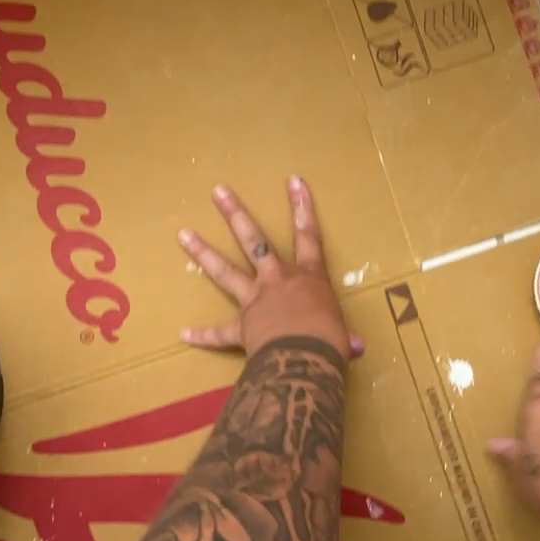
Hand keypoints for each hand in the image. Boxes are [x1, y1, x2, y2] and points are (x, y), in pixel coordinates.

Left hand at [177, 177, 358, 358]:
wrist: (301, 360)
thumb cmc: (329, 341)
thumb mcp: (341, 334)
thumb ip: (344, 336)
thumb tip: (356, 346)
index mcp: (309, 278)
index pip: (308, 235)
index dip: (302, 207)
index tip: (294, 180)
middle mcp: (277, 281)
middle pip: (254, 241)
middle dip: (236, 214)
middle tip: (218, 191)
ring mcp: (255, 301)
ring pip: (225, 271)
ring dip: (204, 253)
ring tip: (183, 234)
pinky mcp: (241, 328)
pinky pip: (219, 333)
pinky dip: (203, 335)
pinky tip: (184, 333)